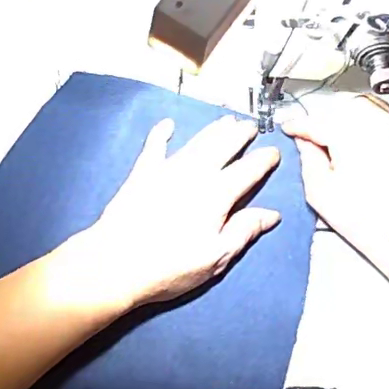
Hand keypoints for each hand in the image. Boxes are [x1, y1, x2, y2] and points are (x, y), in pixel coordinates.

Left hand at [66, 116, 282, 309]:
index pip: (248, 170)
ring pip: (196, 142)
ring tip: (226, 121)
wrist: (115, 263)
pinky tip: (167, 125)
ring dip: (213, 130)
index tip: (273, 152)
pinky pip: (154, 147)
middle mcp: (194, 175)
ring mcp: (166, 171)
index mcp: (217, 196)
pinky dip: (161, 134)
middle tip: (250, 127)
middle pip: (223, 146)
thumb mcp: (215, 258)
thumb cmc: (168, 267)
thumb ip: (243, 231)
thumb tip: (270, 215)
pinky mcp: (142, 174)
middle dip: (240, 134)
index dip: (263, 159)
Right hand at [279, 94, 388, 268]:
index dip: (296, 125)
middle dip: (322, 118)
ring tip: (333, 137)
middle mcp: (376, 121)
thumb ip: (306, 157)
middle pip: (337, 105)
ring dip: (343, 115)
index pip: (314, 120)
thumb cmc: (372, 219)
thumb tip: (303, 141)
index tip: (288, 128)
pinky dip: (365, 119)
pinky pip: (381, 113)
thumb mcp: (319, 189)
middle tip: (310, 136)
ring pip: (360, 104)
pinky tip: (358, 138)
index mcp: (351, 131)